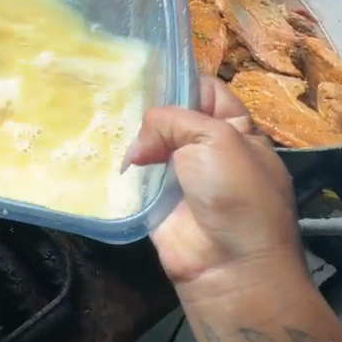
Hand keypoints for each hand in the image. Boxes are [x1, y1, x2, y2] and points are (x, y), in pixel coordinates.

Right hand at [126, 76, 306, 299]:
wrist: (229, 267)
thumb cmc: (236, 196)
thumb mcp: (216, 139)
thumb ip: (171, 119)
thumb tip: (140, 147)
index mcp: (238, 133)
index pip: (208, 91)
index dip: (184, 81)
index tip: (151, 75)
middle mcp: (210, 150)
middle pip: (173, 114)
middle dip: (149, 106)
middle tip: (119, 96)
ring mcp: (182, 174)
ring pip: (150, 140)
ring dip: (132, 135)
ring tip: (105, 120)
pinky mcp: (156, 196)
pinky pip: (134, 170)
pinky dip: (121, 162)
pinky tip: (103, 150)